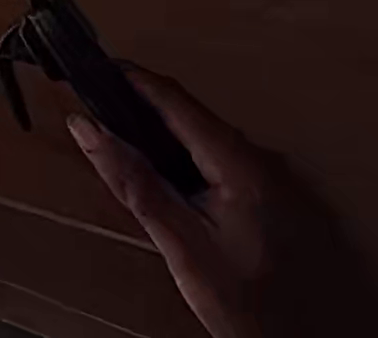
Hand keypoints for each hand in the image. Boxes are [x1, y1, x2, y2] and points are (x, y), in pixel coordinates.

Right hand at [68, 68, 377, 337]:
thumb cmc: (256, 309)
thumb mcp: (182, 245)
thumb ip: (132, 180)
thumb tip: (83, 125)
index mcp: (241, 163)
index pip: (172, 96)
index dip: (128, 76)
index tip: (89, 68)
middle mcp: (268, 162)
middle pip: (190, 116)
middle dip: (141, 111)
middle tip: (101, 123)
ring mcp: (287, 184)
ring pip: (208, 141)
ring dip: (166, 139)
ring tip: (131, 159)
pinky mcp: (294, 206)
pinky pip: (229, 164)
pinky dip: (192, 163)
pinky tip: (179, 193)